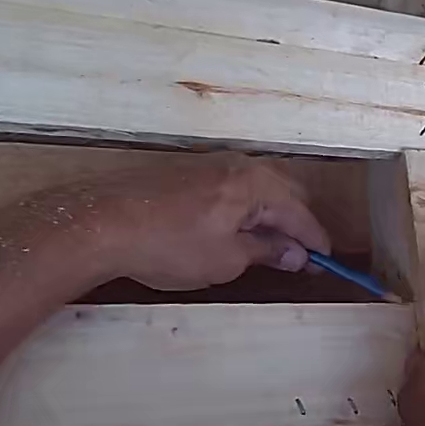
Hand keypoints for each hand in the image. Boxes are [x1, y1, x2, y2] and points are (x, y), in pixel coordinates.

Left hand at [0, 152, 331, 290]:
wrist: (99, 224)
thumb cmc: (168, 246)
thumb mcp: (226, 259)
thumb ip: (267, 252)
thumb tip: (296, 254)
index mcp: (255, 184)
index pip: (300, 213)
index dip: (315, 240)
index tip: (325, 261)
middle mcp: (240, 165)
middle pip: (287, 192)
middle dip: (297, 224)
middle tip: (298, 256)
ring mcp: (214, 164)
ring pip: (262, 187)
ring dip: (272, 215)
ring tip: (269, 247)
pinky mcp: (192, 170)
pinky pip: (238, 185)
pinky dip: (249, 207)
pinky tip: (239, 230)